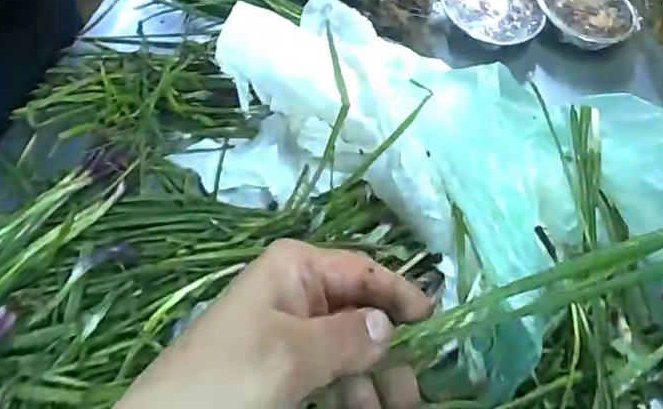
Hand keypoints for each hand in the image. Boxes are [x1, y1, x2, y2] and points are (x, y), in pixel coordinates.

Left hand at [118, 239, 433, 408]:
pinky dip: (348, 392)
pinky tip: (365, 408)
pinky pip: (326, 372)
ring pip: (346, 346)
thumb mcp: (290, 357)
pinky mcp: (278, 368)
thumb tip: (390, 324)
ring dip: (373, 378)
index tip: (436, 320)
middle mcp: (296, 290)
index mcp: (296, 268)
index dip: (399, 292)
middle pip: (358, 311)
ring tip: (399, 407)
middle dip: (389, 348)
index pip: (361, 270)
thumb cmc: (227, 378)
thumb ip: (346, 337)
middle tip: (417, 390)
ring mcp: (287, 330)